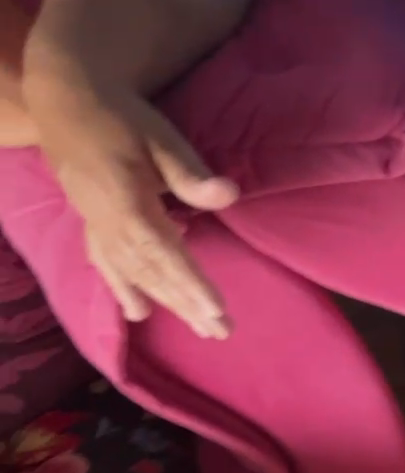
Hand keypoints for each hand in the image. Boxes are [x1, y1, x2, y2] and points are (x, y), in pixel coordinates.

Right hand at [24, 68, 236, 337]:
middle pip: (147, 268)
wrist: (66, 97)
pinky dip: (121, 287)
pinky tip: (137, 313)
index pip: (158, 248)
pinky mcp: (91, 219)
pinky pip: (105, 260)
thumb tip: (228, 193)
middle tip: (223, 332)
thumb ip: (190, 173)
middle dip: (186, 302)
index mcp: (120, 195)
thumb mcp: (161, 138)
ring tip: (203, 330)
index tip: (216, 308)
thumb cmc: (125, 119)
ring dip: (166, 301)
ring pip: (130, 269)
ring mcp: (92, 218)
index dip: (186, 280)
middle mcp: (101, 214)